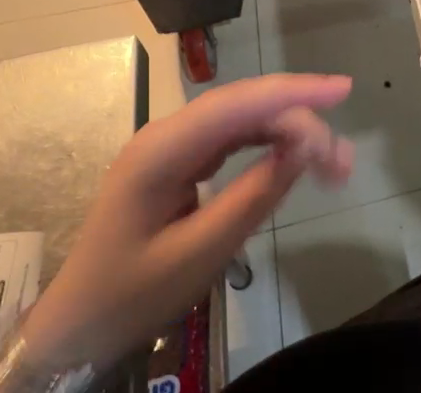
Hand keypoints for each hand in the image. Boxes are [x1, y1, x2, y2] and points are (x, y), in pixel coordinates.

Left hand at [17, 74, 354, 370]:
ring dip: (291, 130)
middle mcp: (167, 135)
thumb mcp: (199, 254)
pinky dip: (272, 143)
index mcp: (160, 151)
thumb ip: (254, 196)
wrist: (76, 328)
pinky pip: (235, 137)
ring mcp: (173, 146)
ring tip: (334, 161)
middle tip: (345, 153)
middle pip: (244, 105)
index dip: (293, 92)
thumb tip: (308, 148)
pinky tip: (299, 156)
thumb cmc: (131, 295)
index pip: (237, 105)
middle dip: (300, 114)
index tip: (343, 92)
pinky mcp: (181, 161)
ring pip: (244, 118)